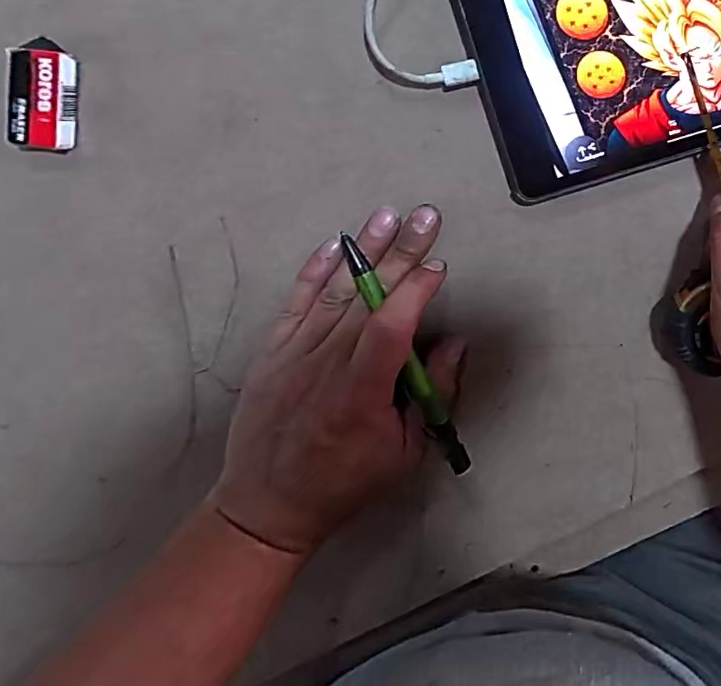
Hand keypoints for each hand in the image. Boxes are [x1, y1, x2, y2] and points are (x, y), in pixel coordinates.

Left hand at [209, 205, 464, 554]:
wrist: (266, 505)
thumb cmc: (345, 481)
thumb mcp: (405, 453)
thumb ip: (435, 395)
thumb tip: (454, 343)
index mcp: (360, 394)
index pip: (390, 327)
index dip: (416, 291)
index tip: (439, 267)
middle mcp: (325, 365)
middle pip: (368, 298)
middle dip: (402, 253)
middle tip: (426, 216)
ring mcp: (294, 354)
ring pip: (336, 292)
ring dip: (365, 250)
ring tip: (388, 215)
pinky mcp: (273, 351)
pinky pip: (296, 302)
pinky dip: (315, 271)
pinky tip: (335, 245)